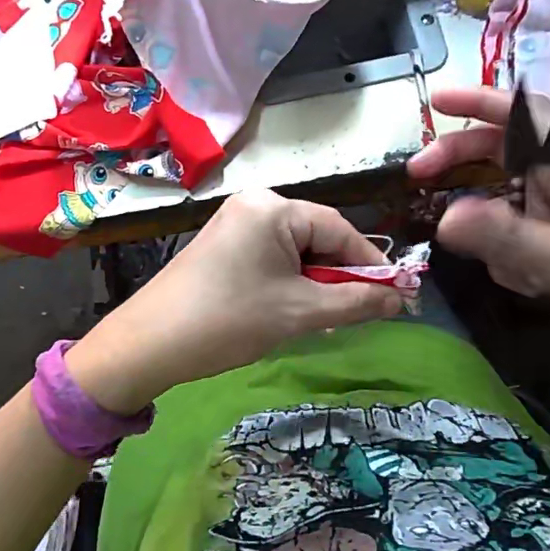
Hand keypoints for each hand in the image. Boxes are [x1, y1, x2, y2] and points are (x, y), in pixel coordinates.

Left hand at [65, 190, 403, 411]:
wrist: (150, 344)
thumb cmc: (229, 321)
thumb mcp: (300, 313)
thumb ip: (355, 302)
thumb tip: (399, 299)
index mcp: (273, 208)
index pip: (339, 229)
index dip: (369, 263)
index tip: (394, 295)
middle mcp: (253, 205)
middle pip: (316, 237)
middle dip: (338, 276)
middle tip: (355, 313)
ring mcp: (234, 224)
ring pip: (294, 251)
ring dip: (314, 284)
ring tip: (319, 319)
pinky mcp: (221, 247)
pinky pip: (270, 258)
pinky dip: (288, 283)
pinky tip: (289, 311)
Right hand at [408, 88, 549, 371]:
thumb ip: (503, 237)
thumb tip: (443, 217)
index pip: (528, 116)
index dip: (482, 101)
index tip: (437, 99)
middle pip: (505, 156)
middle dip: (465, 167)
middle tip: (419, 176)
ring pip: (505, 208)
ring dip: (499, 239)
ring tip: (528, 276)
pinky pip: (515, 241)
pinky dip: (513, 262)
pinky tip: (539, 288)